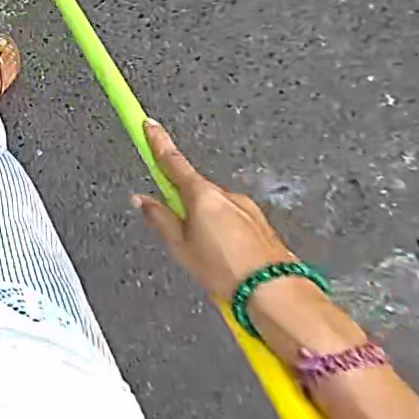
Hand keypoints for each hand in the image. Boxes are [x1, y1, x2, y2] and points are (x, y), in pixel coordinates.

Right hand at [132, 120, 295, 301]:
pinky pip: (232, 223)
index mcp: (202, 195)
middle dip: (183, 206)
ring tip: (208, 259)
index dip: (157, 141)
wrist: (276, 294)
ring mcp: (246, 209)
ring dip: (206, 225)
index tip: (148, 125)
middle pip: (193, 189)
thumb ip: (160, 218)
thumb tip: (143, 200)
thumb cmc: (229, 271)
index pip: (172, 160)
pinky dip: (225, 236)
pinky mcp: (260, 225)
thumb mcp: (180, 246)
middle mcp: (227, 195)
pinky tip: (226, 260)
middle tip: (181, 235)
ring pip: (214, 209)